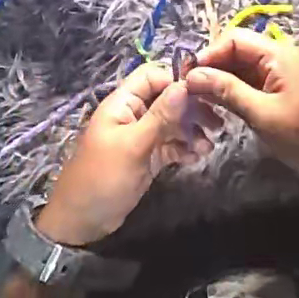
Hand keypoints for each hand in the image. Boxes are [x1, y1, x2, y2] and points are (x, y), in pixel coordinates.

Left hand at [35, 62, 217, 246]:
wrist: (82, 220)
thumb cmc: (102, 177)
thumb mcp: (133, 145)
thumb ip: (159, 116)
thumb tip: (183, 85)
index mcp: (122, 103)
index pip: (152, 77)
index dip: (177, 82)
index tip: (204, 94)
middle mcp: (132, 115)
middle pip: (166, 100)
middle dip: (191, 109)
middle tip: (216, 124)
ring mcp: (140, 136)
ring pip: (171, 123)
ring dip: (192, 131)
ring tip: (209, 145)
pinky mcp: (147, 157)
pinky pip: (170, 144)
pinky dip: (185, 148)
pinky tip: (198, 156)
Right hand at [183, 28, 298, 184]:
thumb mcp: (263, 115)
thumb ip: (227, 91)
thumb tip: (192, 75)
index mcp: (281, 54)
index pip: (234, 39)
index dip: (208, 56)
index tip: (187, 79)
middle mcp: (284, 55)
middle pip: (239, 51)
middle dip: (214, 69)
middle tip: (190, 93)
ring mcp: (288, 71)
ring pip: (246, 67)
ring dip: (224, 82)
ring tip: (202, 102)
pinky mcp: (289, 87)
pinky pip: (257, 81)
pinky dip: (239, 91)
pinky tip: (224, 107)